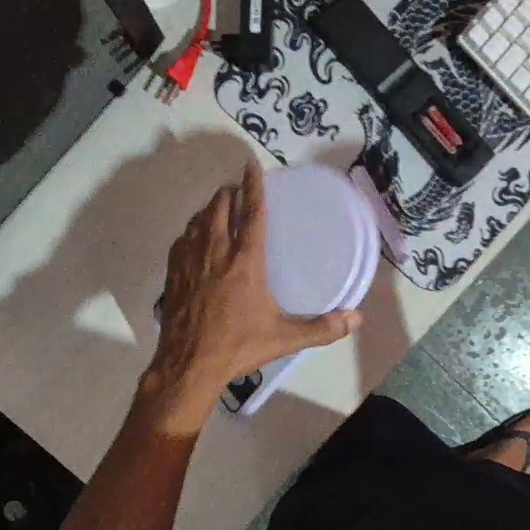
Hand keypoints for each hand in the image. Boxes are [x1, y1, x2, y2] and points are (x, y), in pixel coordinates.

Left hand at [139, 161, 361, 434]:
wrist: (189, 364)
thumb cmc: (239, 347)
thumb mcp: (285, 338)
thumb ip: (322, 328)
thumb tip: (356, 318)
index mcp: (246, 261)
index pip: (252, 212)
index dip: (254, 186)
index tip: (252, 165)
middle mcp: (216, 252)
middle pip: (219, 208)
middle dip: (228, 192)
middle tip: (236, 188)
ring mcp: (190, 262)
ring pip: (198, 221)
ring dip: (208, 208)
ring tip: (217, 206)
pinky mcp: (173, 274)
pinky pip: (181, 240)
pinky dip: (190, 230)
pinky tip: (193, 236)